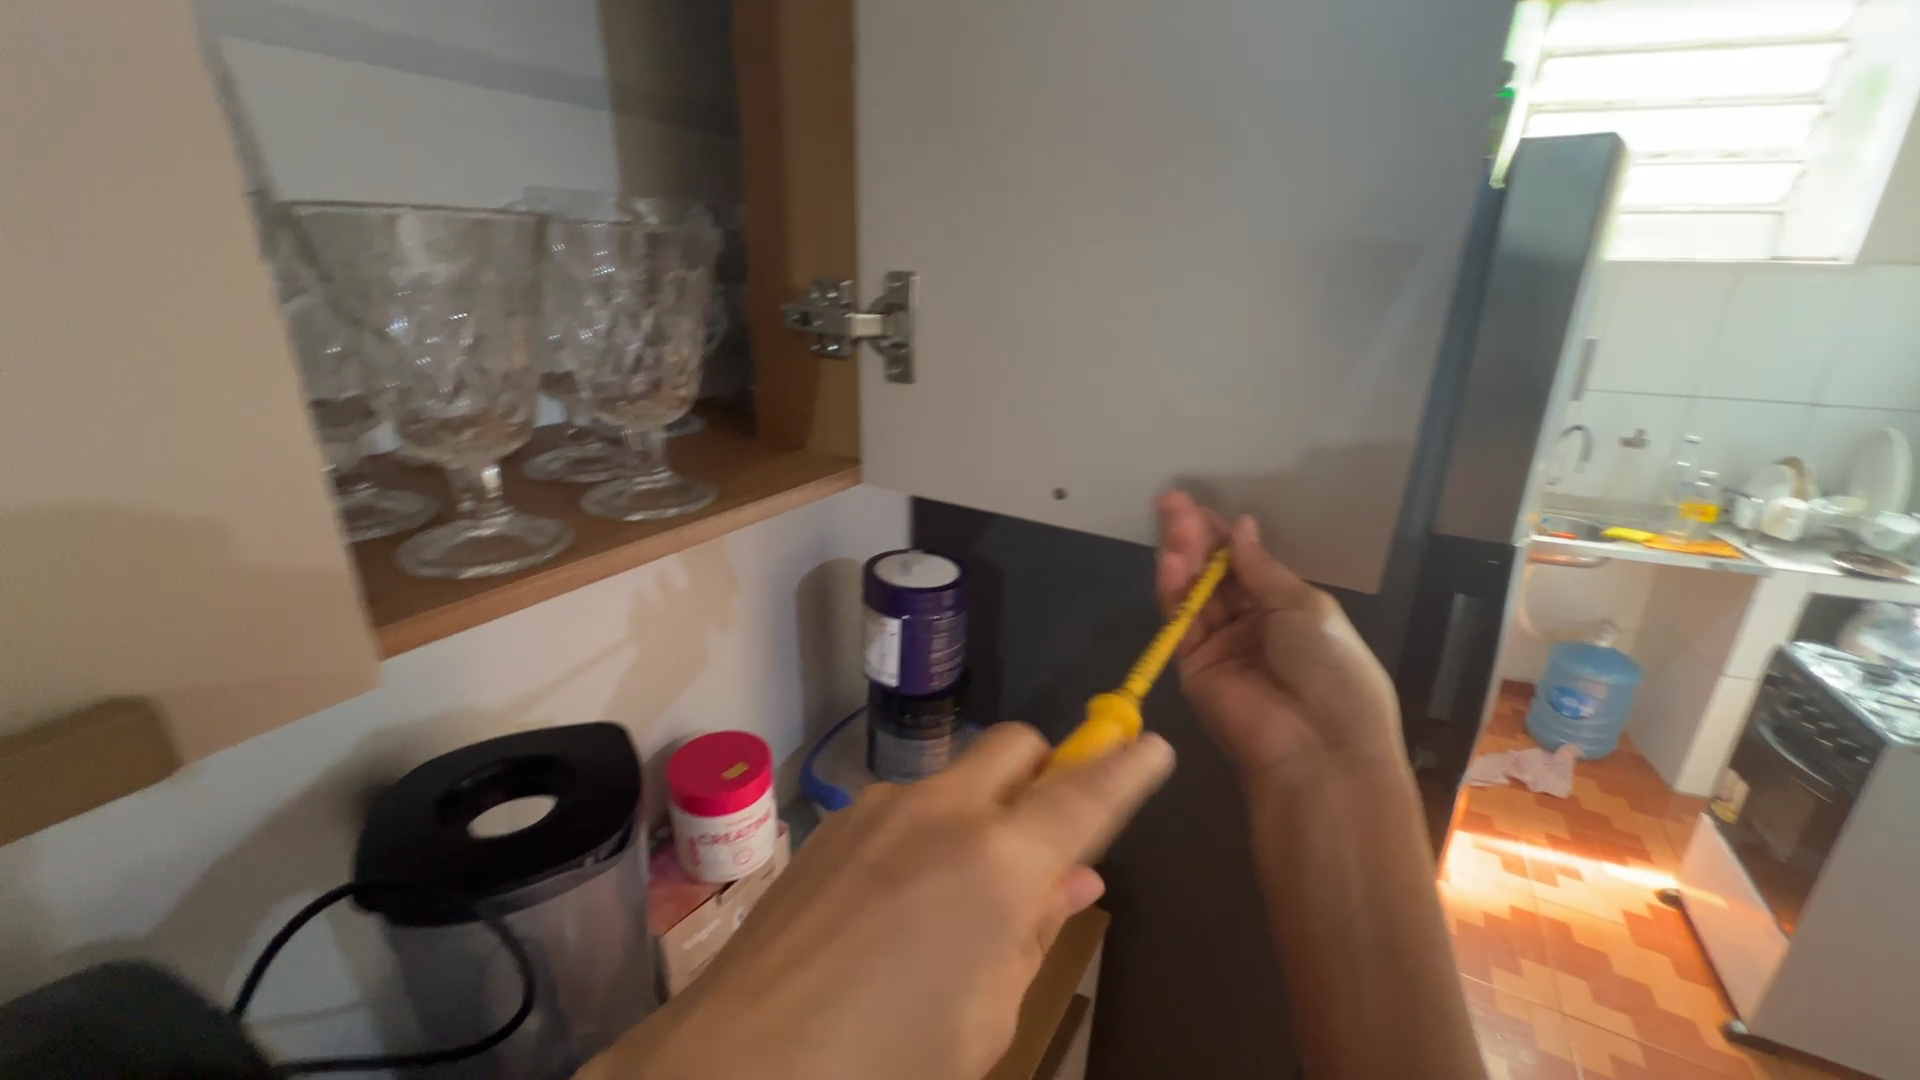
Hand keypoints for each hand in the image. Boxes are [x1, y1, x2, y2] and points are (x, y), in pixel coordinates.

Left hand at [582, 724, 1173, 1079]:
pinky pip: (904, 804)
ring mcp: (880, 807)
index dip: (1127, 767)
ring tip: (959, 887)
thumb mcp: (987, 1017)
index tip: (1151, 744)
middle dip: (1046, 768)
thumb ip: (1035, 931)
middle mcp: (941, 810)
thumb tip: (1073, 874)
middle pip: (1016, 744)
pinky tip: (898, 898)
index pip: (1086, 793)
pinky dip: (928, 828)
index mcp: (998, 863)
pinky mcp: (833, 822)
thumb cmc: (888, 1062)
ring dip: (981, 806)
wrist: (738, 1063)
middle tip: (1046, 826)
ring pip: (956, 775)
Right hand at [1154, 491, 1402, 786]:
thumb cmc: (1330, 670)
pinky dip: (1173, 590)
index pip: (1246, 564)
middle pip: (1214, 574)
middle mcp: (1251, 624)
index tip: (1201, 505)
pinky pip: (1179, 623)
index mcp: (1288, 609)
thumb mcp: (1307, 608)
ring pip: (1193, 593)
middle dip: (1195, 537)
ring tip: (1169, 519)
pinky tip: (1169, 559)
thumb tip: (1242, 527)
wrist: (1317, 747)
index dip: (1224, 535)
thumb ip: (1263, 569)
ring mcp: (1218, 646)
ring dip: (1181, 555)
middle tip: (1171, 501)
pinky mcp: (1191, 667)